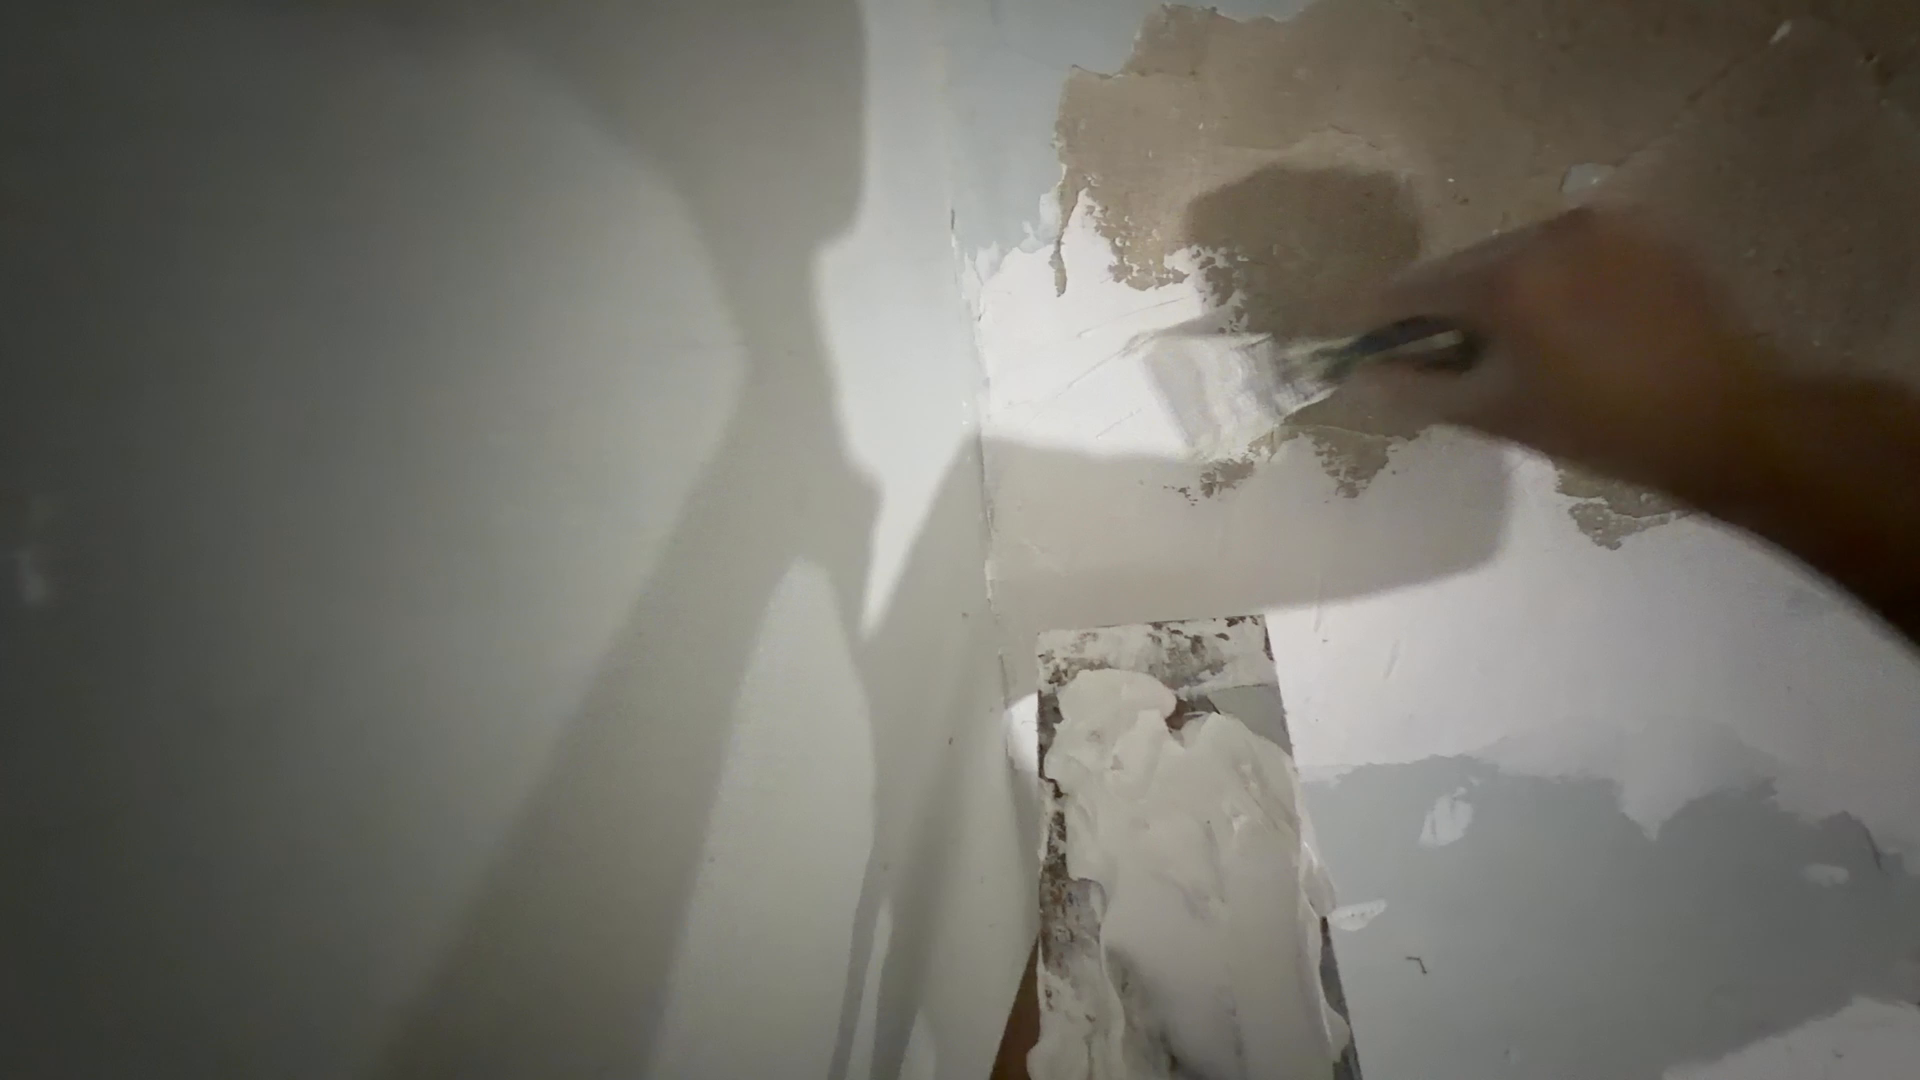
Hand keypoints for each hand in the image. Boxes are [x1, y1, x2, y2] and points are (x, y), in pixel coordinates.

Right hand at [1356, 207, 1768, 494]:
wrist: (1726, 419)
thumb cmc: (1591, 423)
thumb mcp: (1484, 411)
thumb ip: (1410, 387)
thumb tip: (1359, 374)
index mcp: (1505, 277)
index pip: (1409, 290)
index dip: (1376, 320)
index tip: (1359, 344)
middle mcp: (1548, 233)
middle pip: (1459, 266)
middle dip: (1435, 307)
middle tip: (1430, 352)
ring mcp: (1602, 226)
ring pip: (1509, 255)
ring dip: (1486, 293)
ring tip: (1493, 340)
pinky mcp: (1641, 232)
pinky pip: (1559, 252)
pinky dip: (1536, 281)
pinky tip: (1547, 322)